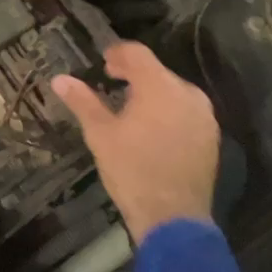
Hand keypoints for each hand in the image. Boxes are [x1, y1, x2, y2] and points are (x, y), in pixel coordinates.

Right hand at [52, 41, 220, 243]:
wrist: (173, 218)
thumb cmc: (132, 171)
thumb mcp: (101, 135)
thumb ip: (83, 102)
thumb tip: (59, 79)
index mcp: (159, 86)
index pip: (137, 53)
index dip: (118, 53)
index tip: (104, 64)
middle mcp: (187, 93)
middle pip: (157, 71)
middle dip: (134, 76)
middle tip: (113, 86)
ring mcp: (204, 115)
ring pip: (174, 91)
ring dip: (153, 94)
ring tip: (132, 111)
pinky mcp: (212, 136)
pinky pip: (187, 111)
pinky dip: (170, 112)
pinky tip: (155, 131)